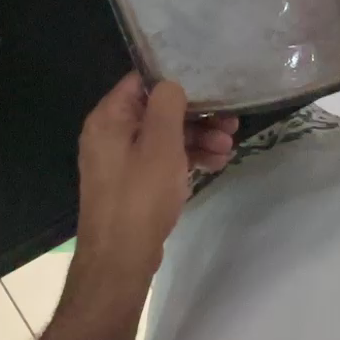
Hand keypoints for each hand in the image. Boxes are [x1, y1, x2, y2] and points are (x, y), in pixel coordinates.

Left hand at [74, 74, 236, 284]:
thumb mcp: (160, 143)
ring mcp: (121, 160)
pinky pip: (162, 159)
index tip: (210, 84)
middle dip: (196, 116)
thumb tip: (172, 84)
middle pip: (158, 110)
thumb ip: (167, 104)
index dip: (177, 79)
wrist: (119, 260)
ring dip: (198, 139)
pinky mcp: (133, 183)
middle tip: (231, 124)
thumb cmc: (140, 196)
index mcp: (109, 117)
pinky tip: (216, 164)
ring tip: (228, 149)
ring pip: (164, 136)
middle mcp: (111, 134)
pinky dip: (186, 158)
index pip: (142, 81)